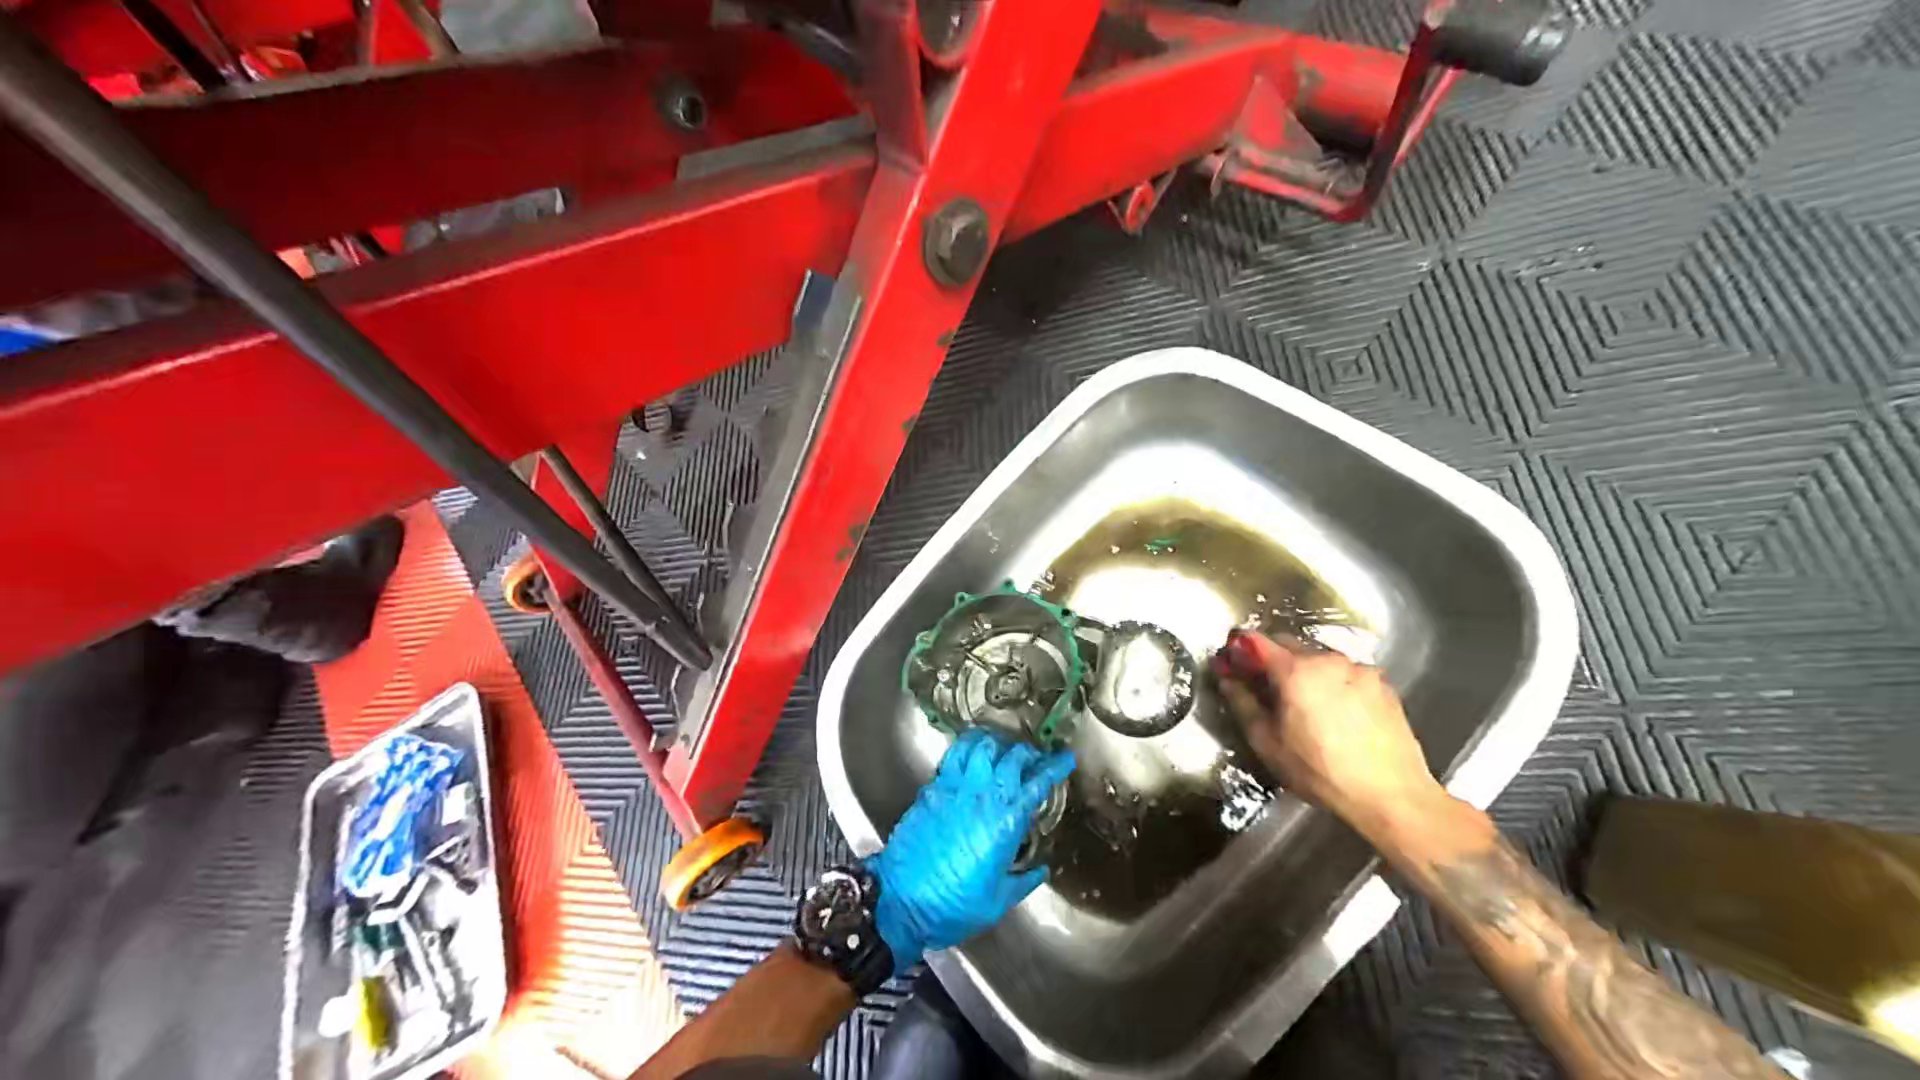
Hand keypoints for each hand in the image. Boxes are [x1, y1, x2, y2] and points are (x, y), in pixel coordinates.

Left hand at [864, 729, 1075, 973]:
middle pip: (1011, 756)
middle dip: (1027, 752)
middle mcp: (983, 796)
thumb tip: (1040, 870)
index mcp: (1006, 821)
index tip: (1064, 759)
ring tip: (1002, 747)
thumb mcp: (997, 900)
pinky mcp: (932, 789)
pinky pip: (953, 757)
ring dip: (995, 743)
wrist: (902, 900)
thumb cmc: (953, 904)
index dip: (1054, 767)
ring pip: (980, 746)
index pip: (1037, 783)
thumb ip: (1022, 880)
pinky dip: (966, 749)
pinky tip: (970, 754)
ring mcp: (955, 788)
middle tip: (1034, 757)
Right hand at [1211, 630, 1442, 828]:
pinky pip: (1348, 674)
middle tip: (1267, 689)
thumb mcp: (1267, 743)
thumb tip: (1228, 681)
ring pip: (1320, 659)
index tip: (1233, 664)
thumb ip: (1242, 704)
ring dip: (1306, 672)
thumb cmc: (1320, 771)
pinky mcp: (1384, 685)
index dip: (1239, 649)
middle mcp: (1328, 660)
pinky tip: (1338, 714)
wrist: (1392, 796)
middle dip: (1272, 661)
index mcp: (1295, 670)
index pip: (1255, 641)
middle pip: (1289, 645)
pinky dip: (1335, 684)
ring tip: (1306, 706)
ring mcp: (1361, 670)